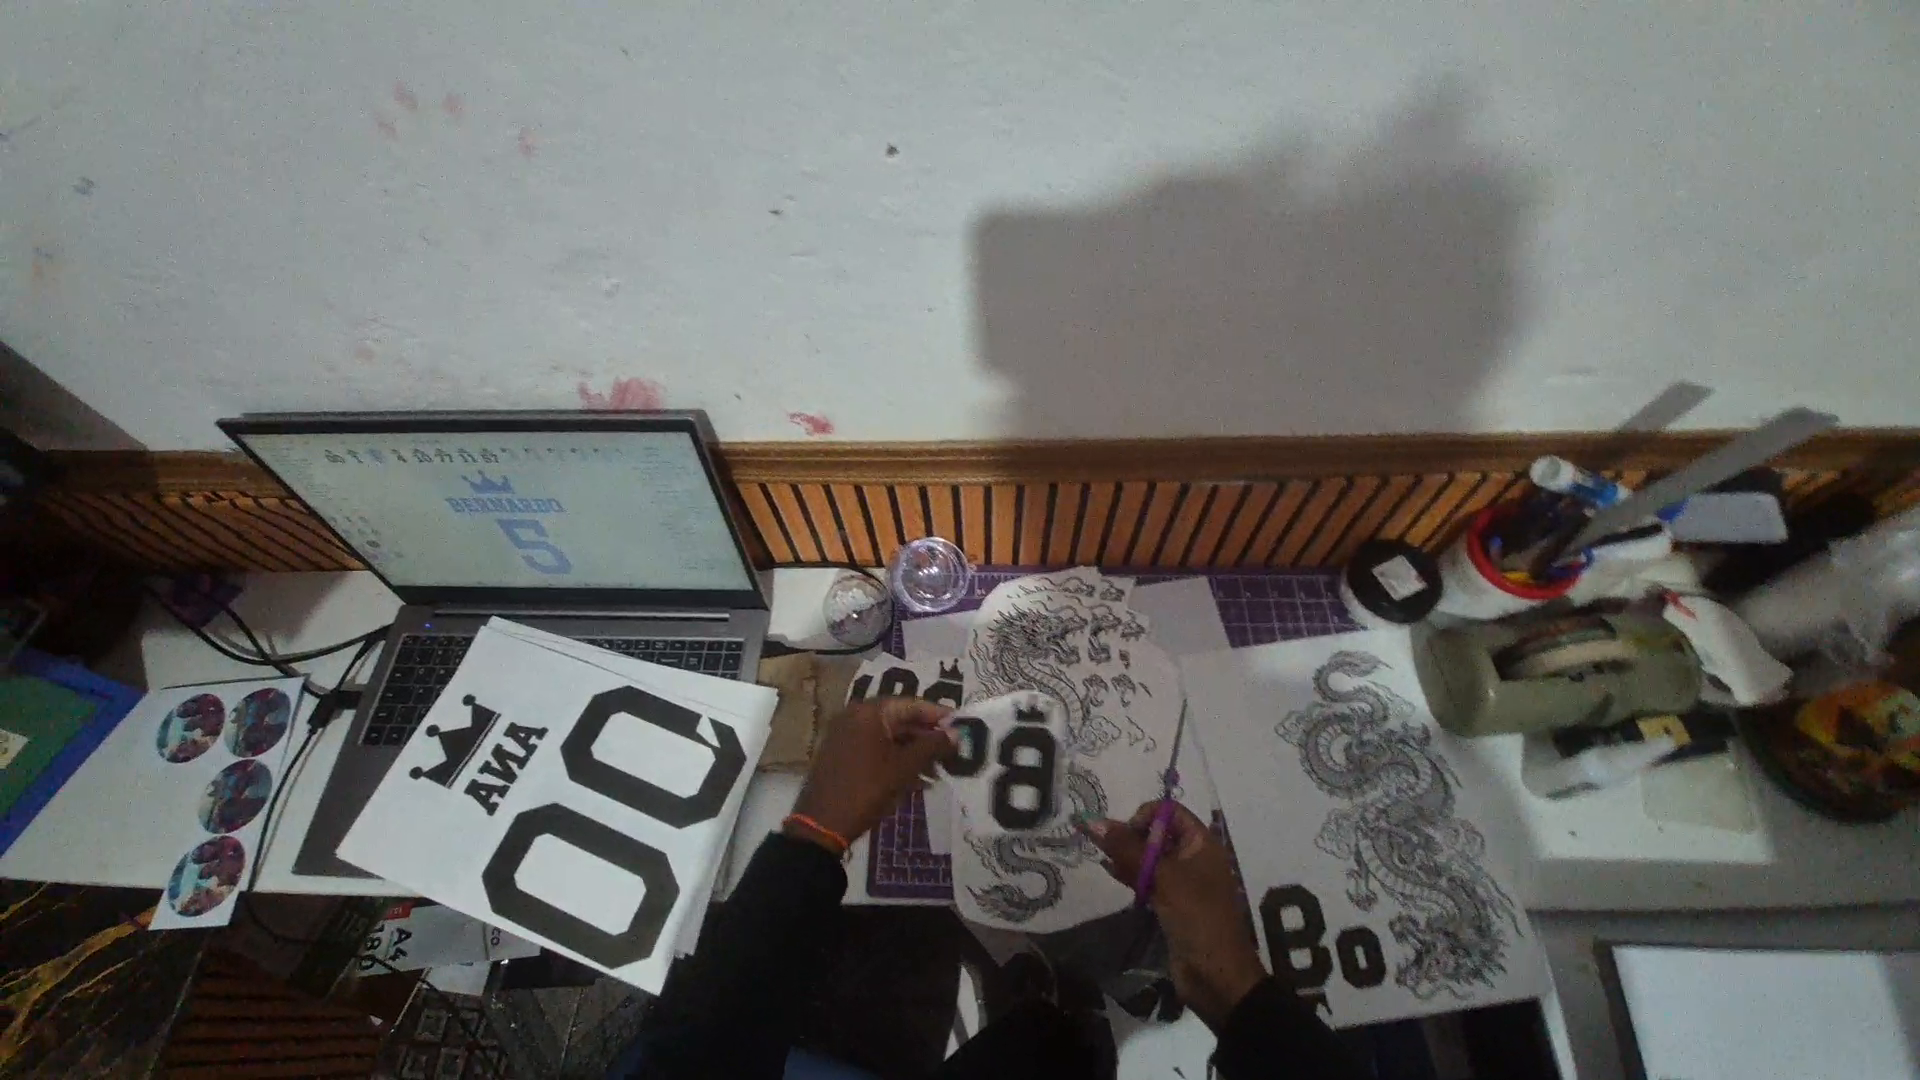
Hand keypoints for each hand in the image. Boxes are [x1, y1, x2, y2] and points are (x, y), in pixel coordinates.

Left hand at [787, 698, 954, 852]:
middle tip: (954, 752)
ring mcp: (847, 736)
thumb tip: (958, 733)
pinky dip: (897, 762)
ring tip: (940, 772)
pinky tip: (919, 782)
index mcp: (869, 712)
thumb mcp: (903, 768)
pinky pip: (877, 751)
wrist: (820, 826)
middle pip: (901, 720)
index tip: (962, 726)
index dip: (938, 715)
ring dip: (915, 754)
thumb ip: (932, 746)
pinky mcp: (844, 756)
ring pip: (890, 738)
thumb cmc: (865, 789)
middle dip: (928, 738)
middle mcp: (856, 717)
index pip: (912, 704)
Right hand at [1085, 801, 1268, 1030]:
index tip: (1128, 837)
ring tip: (1103, 858)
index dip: (1146, 817)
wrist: (1217, 978)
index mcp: (1201, 843)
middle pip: (1157, 833)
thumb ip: (1126, 848)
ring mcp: (1182, 881)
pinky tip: (1110, 871)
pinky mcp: (1171, 903)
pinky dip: (1130, 873)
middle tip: (1108, 848)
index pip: (1169, 811)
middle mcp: (1193, 857)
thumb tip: (1090, 821)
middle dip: (1131, 836)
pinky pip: (1148, 879)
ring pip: (1149, 857)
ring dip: (1126, 855)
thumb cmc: (1196, 917)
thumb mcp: (1162, 878)